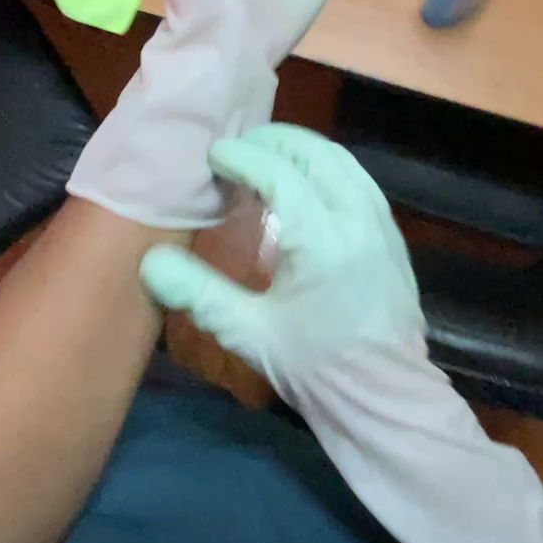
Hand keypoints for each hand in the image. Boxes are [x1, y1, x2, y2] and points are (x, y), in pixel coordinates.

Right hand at [141, 125, 542, 542]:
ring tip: (266, 156)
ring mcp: (381, 225)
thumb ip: (200, 294)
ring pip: (341, 161)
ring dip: (301, 149)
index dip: (244, 157)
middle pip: (315, 154)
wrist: (387, 401)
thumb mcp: (251, 336)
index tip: (214, 156)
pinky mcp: (392, 234)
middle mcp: (357, 220)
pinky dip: (325, 166)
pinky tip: (304, 181)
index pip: (280, 174)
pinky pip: (358, 178)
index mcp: (323, 242)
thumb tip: (151, 262)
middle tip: (237, 149)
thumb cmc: (316, 370)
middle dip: (273, 142)